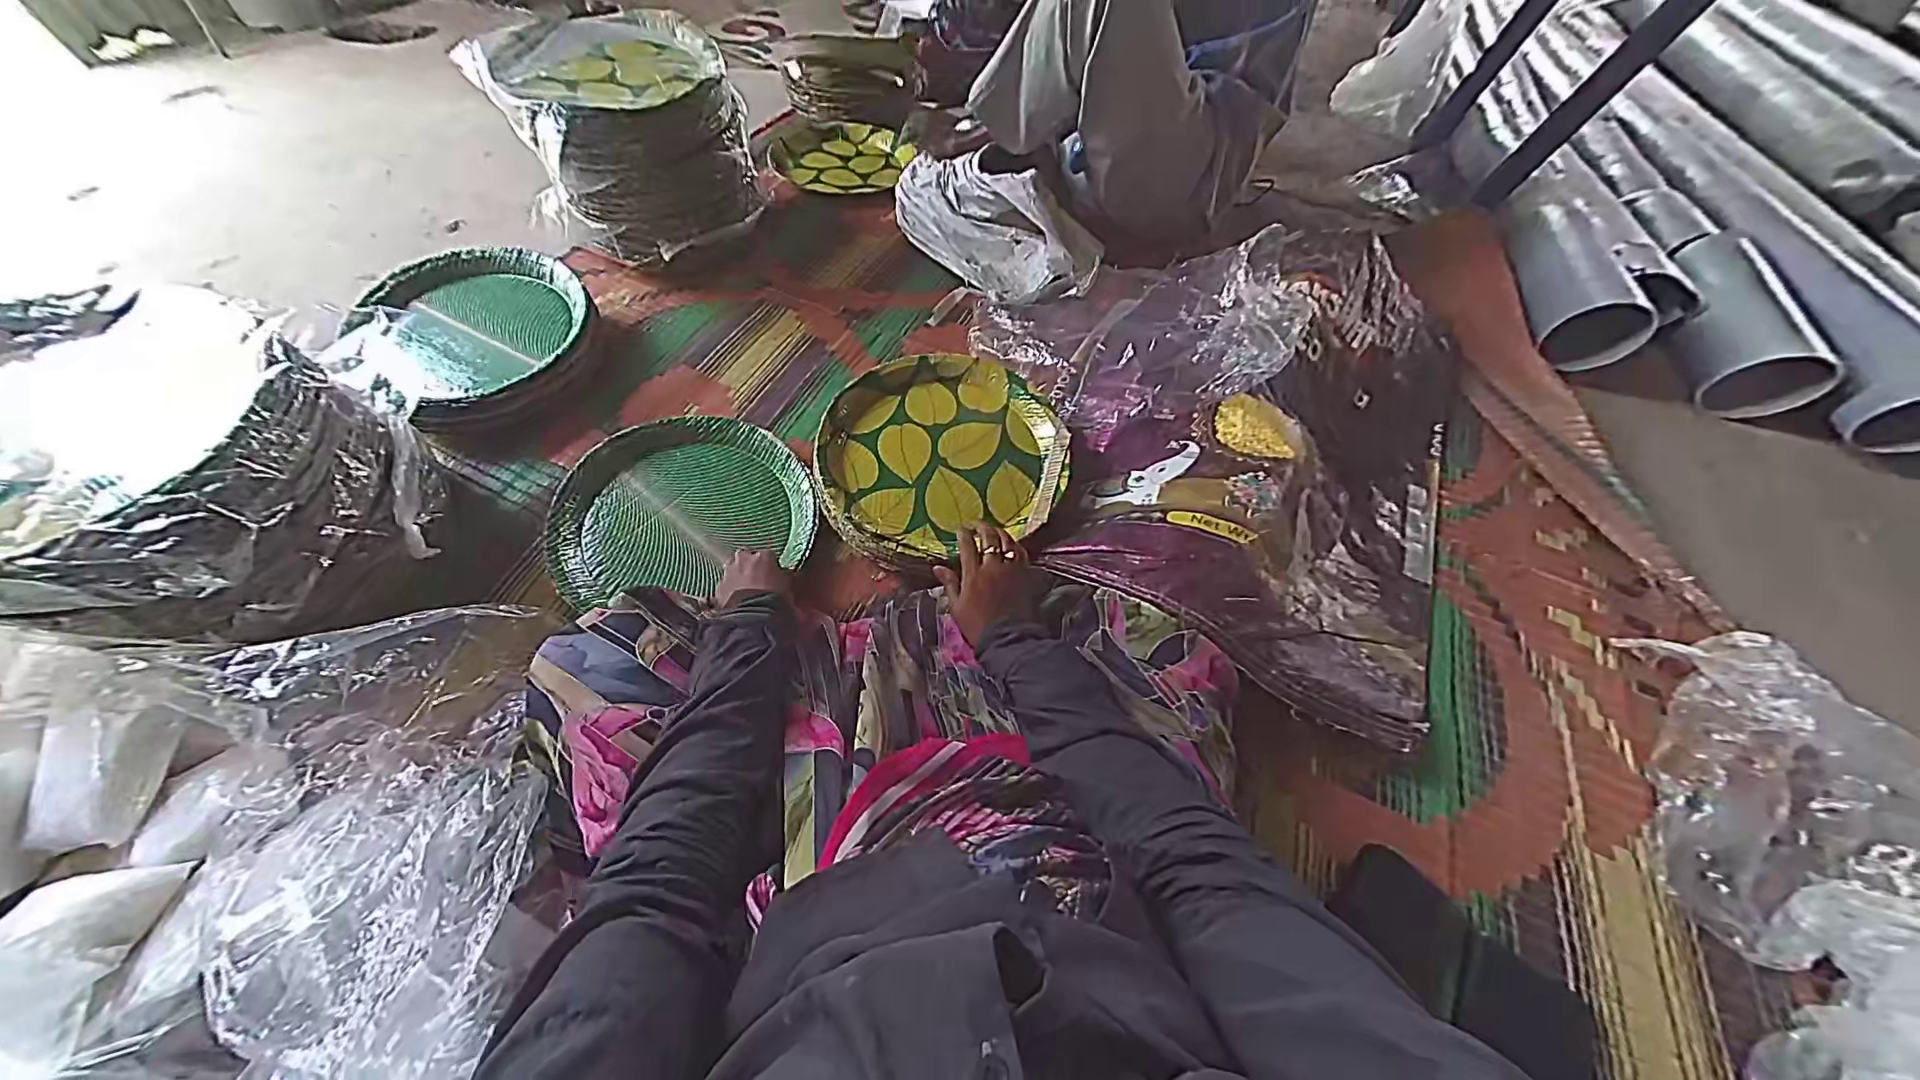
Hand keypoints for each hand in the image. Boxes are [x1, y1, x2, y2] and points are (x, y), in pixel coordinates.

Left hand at [716, 549, 790, 608]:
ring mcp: (728, 571)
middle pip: (746, 556)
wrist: (753, 617)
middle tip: (757, 577)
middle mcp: (743, 559)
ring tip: (745, 588)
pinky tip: (736, 598)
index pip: (768, 555)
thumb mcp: (787, 585)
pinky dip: (730, 588)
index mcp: (763, 556)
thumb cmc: (774, 599)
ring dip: (738, 574)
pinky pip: (725, 583)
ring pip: (733, 568)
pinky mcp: (719, 586)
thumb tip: (783, 573)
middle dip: (750, 564)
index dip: (771, 564)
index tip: (773, 573)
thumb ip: (783, 575)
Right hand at [932, 524, 1039, 646]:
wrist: (1008, 639)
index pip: (967, 546)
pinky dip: (1015, 545)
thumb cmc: (978, 627)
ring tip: (994, 530)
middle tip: (976, 524)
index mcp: (973, 575)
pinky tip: (1011, 544)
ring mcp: (1011, 570)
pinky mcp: (1025, 575)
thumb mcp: (957, 607)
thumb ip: (949, 584)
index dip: (964, 535)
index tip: (961, 530)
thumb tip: (938, 568)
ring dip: (1000, 533)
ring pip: (1007, 542)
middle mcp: (992, 567)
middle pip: (989, 539)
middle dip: (982, 527)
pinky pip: (1021, 553)